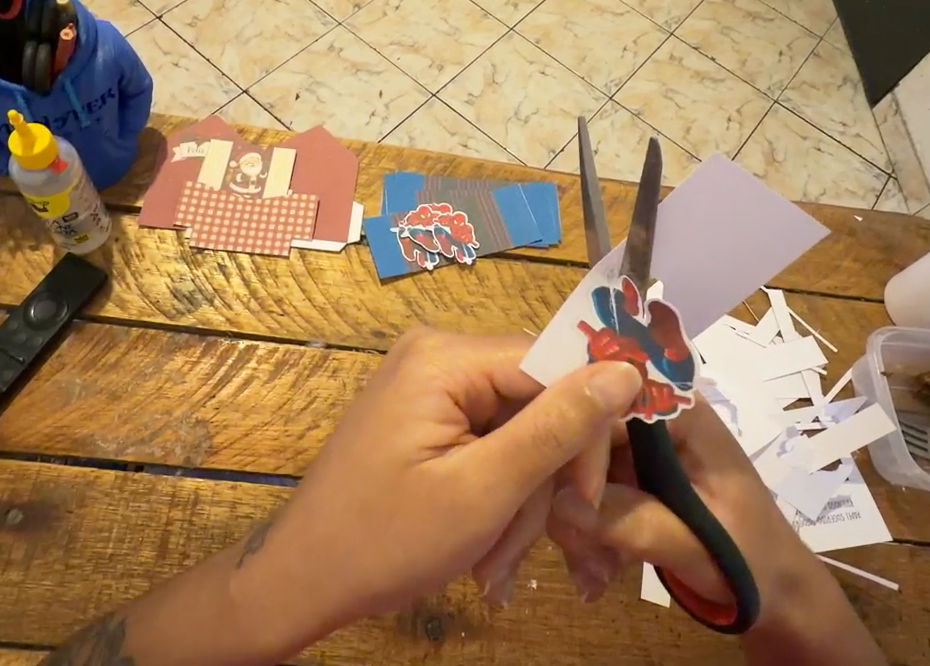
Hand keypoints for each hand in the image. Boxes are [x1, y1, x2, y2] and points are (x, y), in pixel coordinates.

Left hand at [237, 328, 643, 646]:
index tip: (586, 500)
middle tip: (527, 543)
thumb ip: (557, 427)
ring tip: (494, 557)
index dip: (583, 429)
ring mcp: (429, 380)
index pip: (551, 364)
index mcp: (445, 355)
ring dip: (520, 494)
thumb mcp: (483, 490)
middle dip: (542, 475)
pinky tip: (483, 537)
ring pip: (517, 425)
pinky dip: (497, 488)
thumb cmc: (386, 540)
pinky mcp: (426, 408)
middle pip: (534, 396)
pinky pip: (488, 436)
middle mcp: (438, 351)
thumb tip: (626, 370)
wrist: (304, 578)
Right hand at [544, 401, 790, 603]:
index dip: (578, 450)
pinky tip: (598, 568)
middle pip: (583, 432)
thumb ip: (632, 522)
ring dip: (577, 519)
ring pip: (577, 462)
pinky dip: (586, 526)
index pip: (604, 405)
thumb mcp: (696, 545)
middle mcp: (653, 413)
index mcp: (679, 412)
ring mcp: (638, 440)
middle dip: (573, 496)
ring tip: (593, 573)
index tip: (568, 507)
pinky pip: (587, 485)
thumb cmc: (753, 561)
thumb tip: (559, 504)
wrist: (779, 594)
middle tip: (579, 557)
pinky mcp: (629, 467)